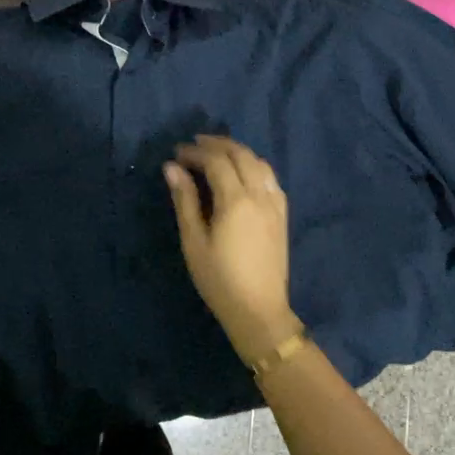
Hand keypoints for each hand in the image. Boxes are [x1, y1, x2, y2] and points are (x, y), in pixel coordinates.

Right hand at [165, 135, 300, 362]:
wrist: (259, 310)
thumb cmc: (219, 280)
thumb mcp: (194, 242)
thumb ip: (185, 201)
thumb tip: (172, 168)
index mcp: (236, 200)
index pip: (216, 161)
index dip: (196, 152)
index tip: (177, 153)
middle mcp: (259, 195)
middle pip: (241, 155)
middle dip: (217, 144)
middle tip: (195, 144)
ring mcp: (275, 204)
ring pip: (259, 163)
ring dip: (238, 152)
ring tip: (217, 154)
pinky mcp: (282, 215)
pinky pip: (271, 178)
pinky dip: (254, 166)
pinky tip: (243, 174)